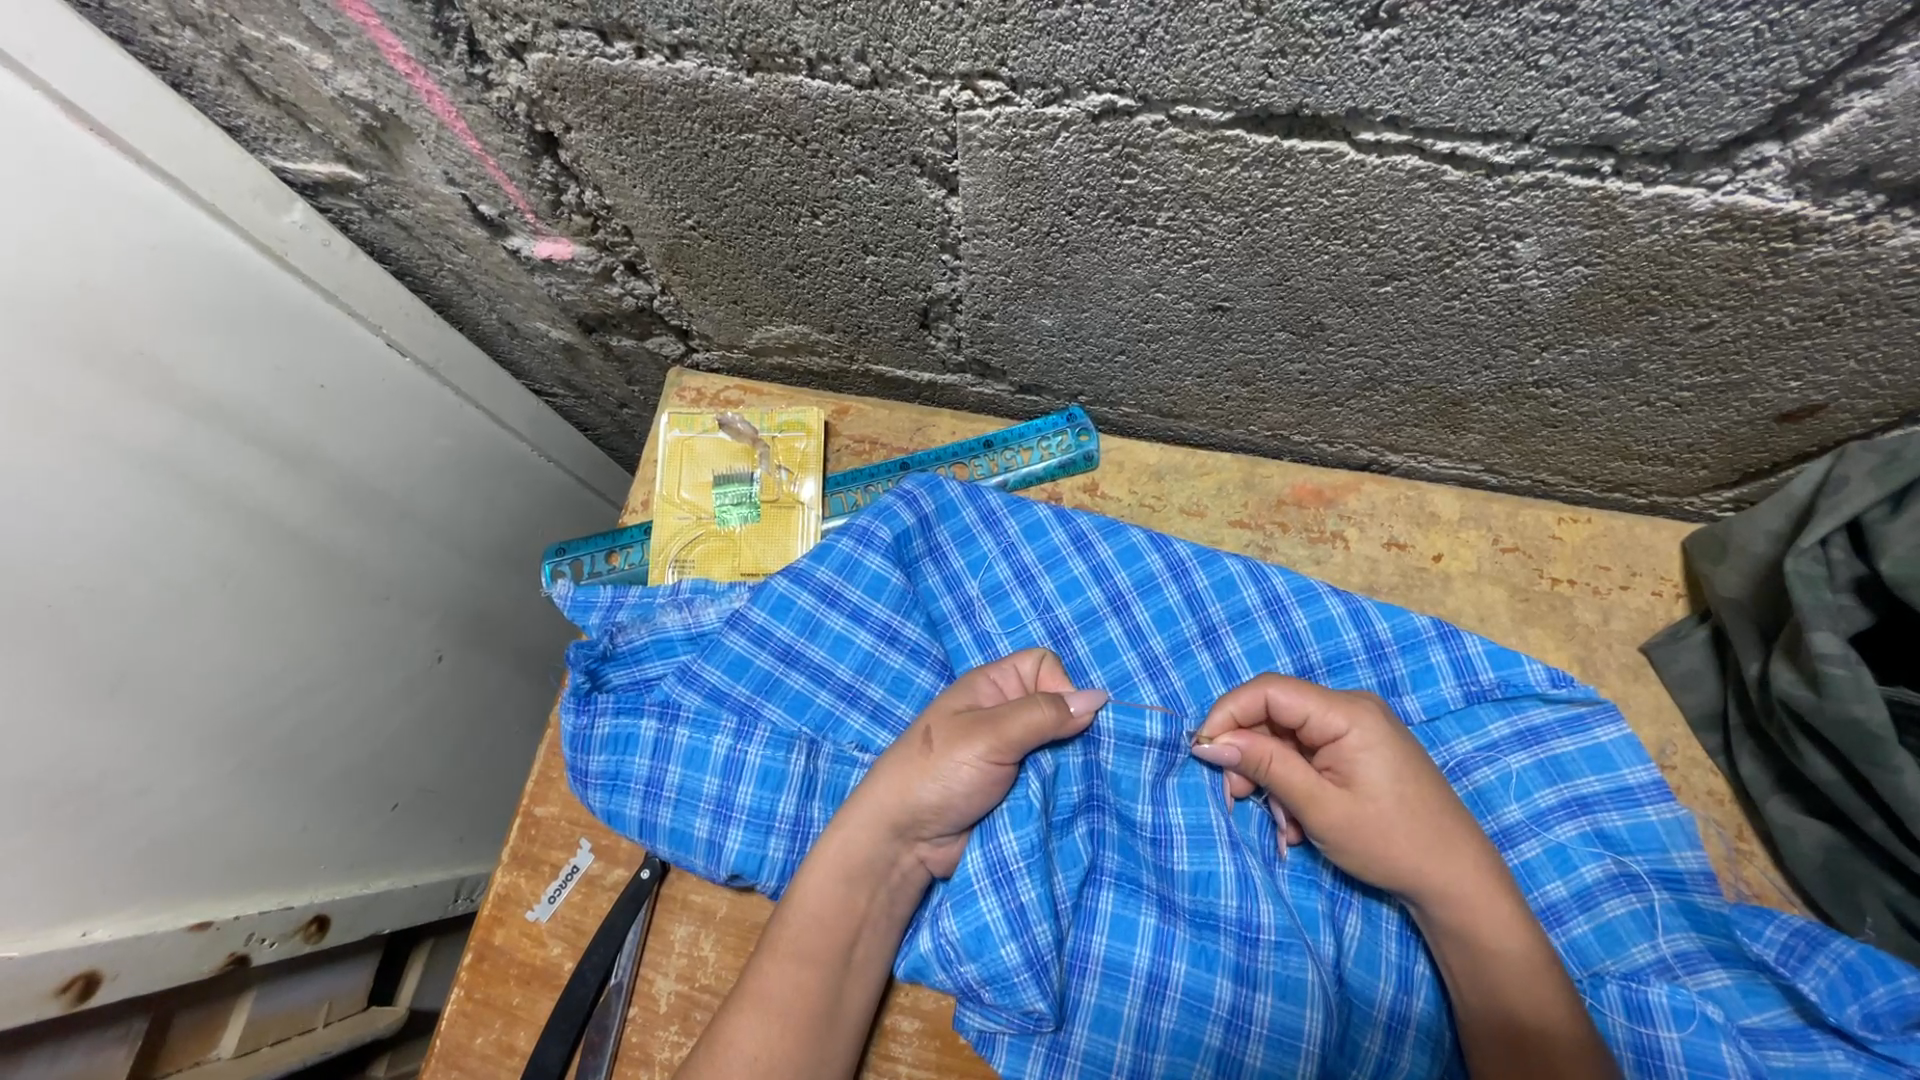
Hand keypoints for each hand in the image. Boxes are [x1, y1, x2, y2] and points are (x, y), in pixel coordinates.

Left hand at [843, 648, 1106, 878]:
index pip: (1045, 666)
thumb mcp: (990, 735)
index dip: (1061, 687)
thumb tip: (1100, 698)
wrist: (904, 841)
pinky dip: (1065, 793)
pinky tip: (1073, 804)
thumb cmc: (937, 773)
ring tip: (1076, 787)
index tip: (1064, 723)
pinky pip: (1055, 784)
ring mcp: (1013, 757)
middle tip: (1077, 760)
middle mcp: (1006, 716)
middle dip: (1075, 733)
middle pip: (1060, 710)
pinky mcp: (1018, 793)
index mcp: (993, 688)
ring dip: (1072, 768)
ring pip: (1063, 751)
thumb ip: (1043, 714)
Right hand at [1190, 674, 1507, 910]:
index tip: (1203, 753)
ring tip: (1280, 823)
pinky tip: (1296, 820)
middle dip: (1248, 754)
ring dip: (1269, 776)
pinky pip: (1306, 752)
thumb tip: (1207, 742)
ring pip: (1285, 736)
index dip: (1227, 715)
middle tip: (1238, 798)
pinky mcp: (1357, 749)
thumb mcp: (1318, 807)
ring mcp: (1356, 728)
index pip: (1267, 691)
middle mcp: (1350, 708)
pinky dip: (1290, 782)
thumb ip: (1263, 766)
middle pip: (1273, 714)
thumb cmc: (1390, 843)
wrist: (1458, 881)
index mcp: (1346, 712)